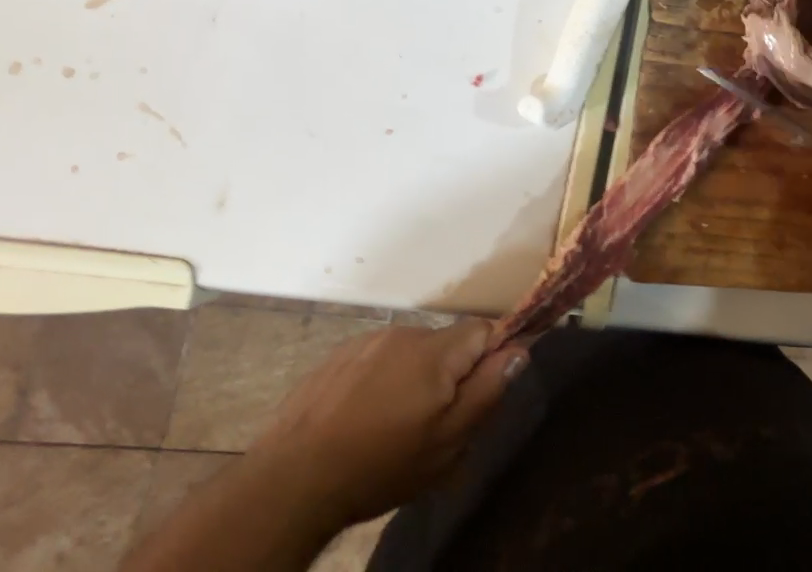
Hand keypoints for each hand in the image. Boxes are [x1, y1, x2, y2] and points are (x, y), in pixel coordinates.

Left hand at [243, 319, 526, 528]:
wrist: (291, 482)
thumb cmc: (381, 464)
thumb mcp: (448, 441)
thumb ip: (488, 390)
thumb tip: (519, 349)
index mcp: (435, 350)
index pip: (484, 329)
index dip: (489, 358)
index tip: (477, 395)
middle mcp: (402, 334)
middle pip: (446, 343)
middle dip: (450, 373)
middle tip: (436, 423)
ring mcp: (363, 343)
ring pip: (410, 352)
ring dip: (413, 378)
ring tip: (394, 424)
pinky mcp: (334, 359)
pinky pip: (376, 360)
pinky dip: (380, 382)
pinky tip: (363, 418)